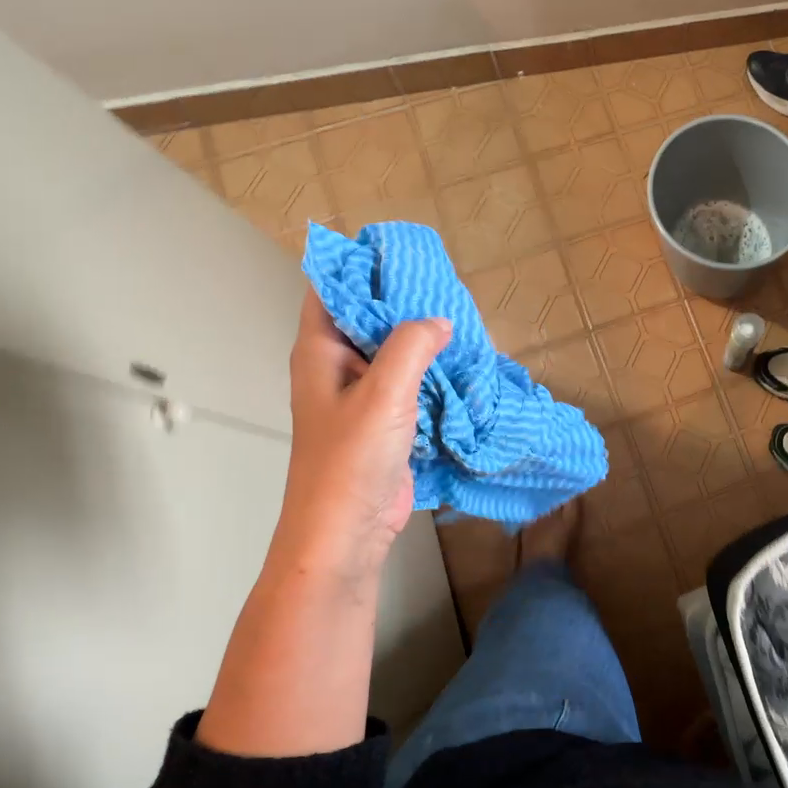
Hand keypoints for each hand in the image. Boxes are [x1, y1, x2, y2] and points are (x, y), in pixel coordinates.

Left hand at [269, 293, 450, 577]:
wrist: (346, 532)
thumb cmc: (351, 459)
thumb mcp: (383, 392)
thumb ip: (411, 346)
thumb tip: (439, 321)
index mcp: (320, 351)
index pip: (333, 289)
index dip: (362, 266)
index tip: (405, 255)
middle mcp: (337, 368)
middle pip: (370, 319)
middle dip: (407, 303)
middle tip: (451, 289)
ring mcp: (363, 398)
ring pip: (396, 355)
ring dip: (426, 342)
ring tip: (467, 323)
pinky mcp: (387, 425)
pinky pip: (412, 387)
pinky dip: (436, 376)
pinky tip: (466, 368)